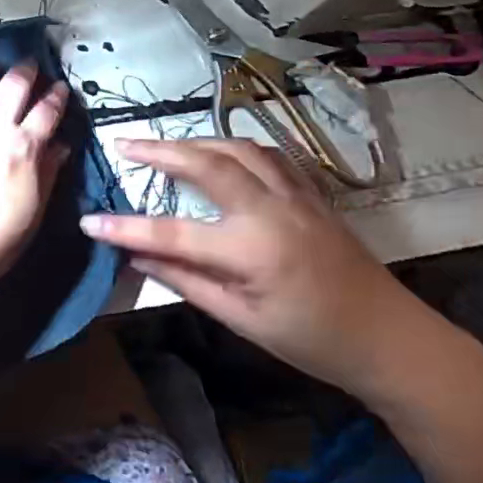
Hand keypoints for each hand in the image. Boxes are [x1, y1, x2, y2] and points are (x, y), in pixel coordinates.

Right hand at [79, 139, 468, 401]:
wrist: (394, 341)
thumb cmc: (312, 341)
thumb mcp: (240, 319)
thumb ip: (185, 280)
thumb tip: (134, 257)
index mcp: (253, 250)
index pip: (172, 234)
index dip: (125, 228)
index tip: (88, 222)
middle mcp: (274, 212)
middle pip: (209, 164)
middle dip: (160, 151)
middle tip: (123, 145)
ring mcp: (298, 198)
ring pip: (240, 150)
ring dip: (196, 142)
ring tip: (163, 144)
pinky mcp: (313, 196)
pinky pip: (270, 157)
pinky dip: (235, 147)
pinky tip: (218, 152)